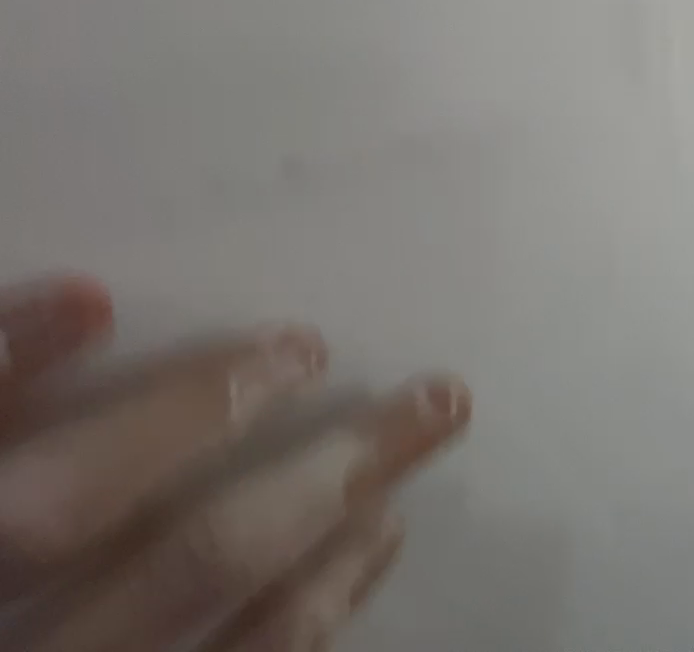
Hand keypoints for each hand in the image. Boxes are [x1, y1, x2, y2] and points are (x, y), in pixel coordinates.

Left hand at [0, 273, 470, 651]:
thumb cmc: (4, 648)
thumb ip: (182, 650)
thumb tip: (294, 581)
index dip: (328, 596)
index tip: (394, 517)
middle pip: (197, 562)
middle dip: (329, 474)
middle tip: (430, 401)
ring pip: (67, 496)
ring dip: (204, 408)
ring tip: (297, 347)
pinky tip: (87, 298)